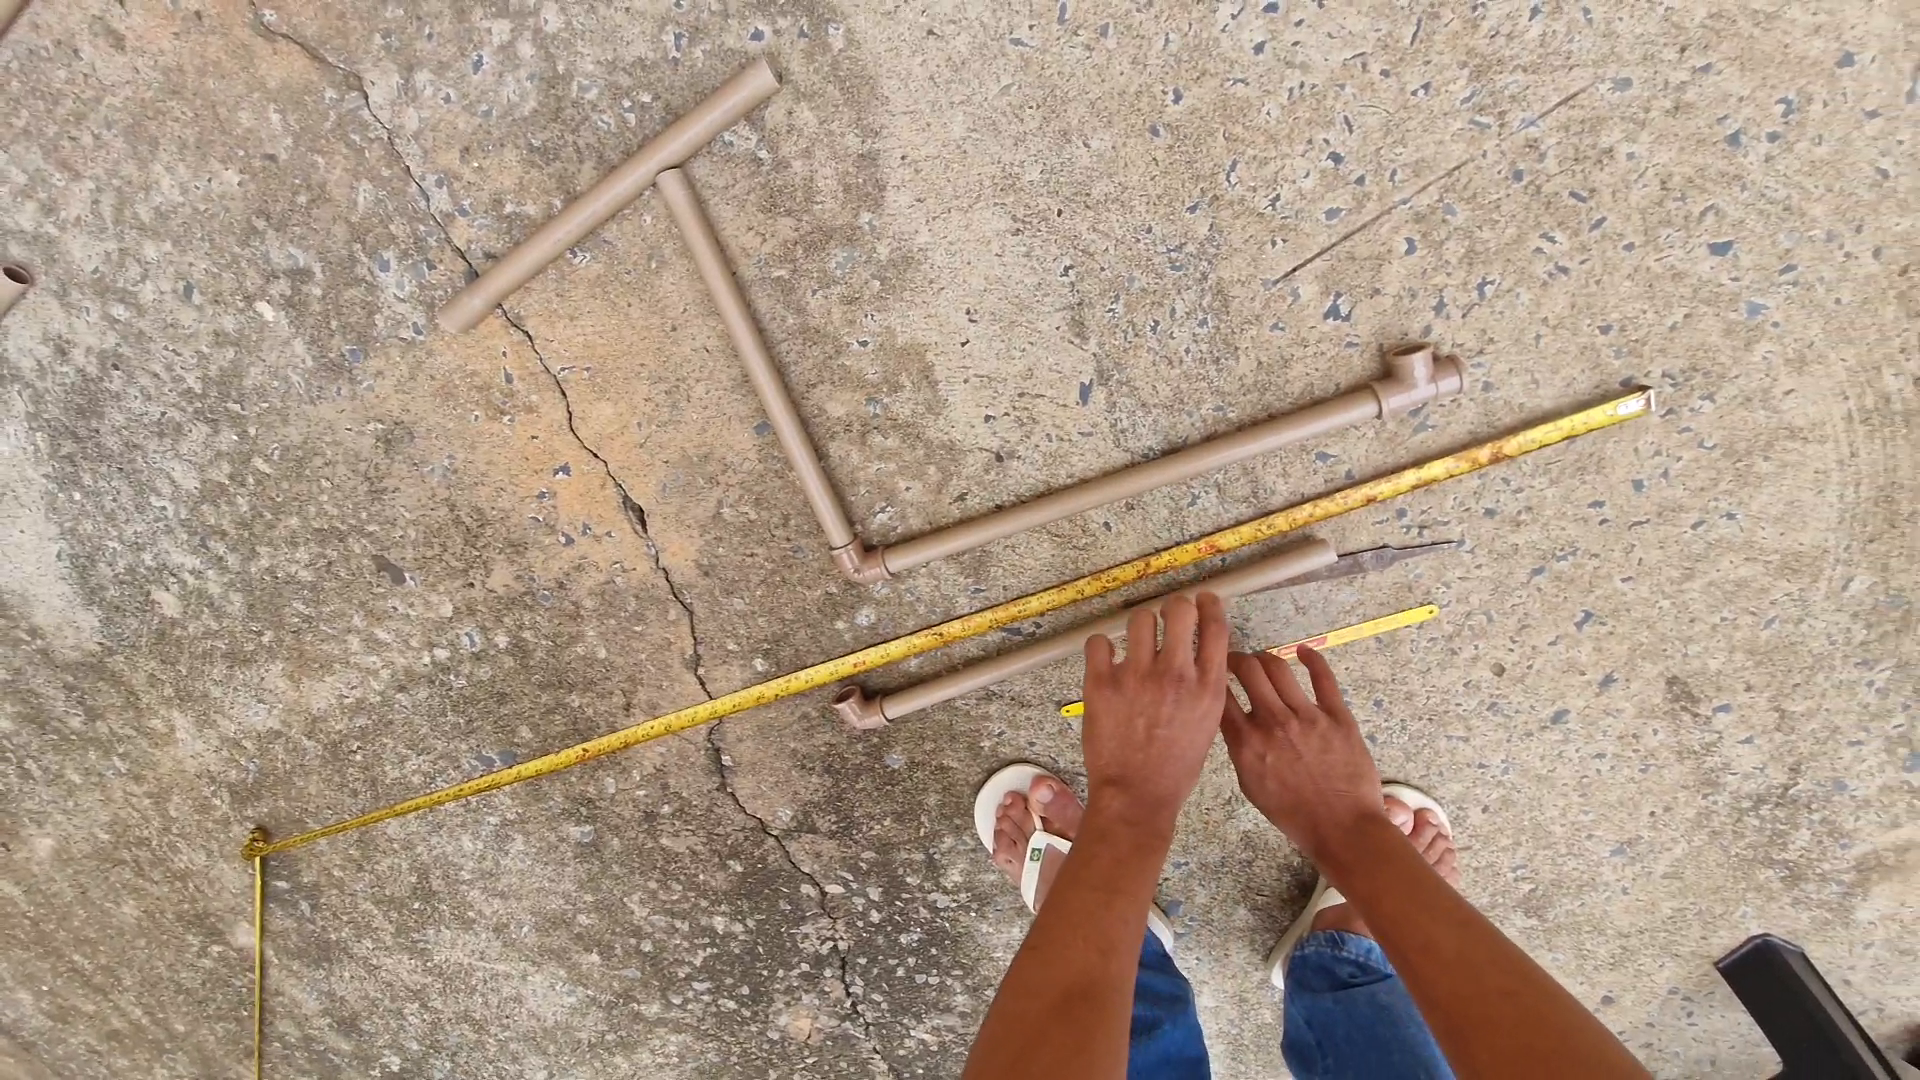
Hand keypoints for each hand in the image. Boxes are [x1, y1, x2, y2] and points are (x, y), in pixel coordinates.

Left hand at [1079, 592, 1229, 827]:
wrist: (1137, 796)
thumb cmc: (1175, 767)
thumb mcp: (1207, 724)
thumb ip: (1205, 686)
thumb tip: (1198, 653)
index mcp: (1207, 687)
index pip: (1215, 626)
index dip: (1208, 605)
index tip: (1202, 599)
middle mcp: (1175, 675)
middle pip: (1179, 610)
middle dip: (1174, 607)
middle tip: (1166, 616)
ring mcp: (1137, 676)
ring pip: (1139, 619)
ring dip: (1140, 626)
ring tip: (1137, 641)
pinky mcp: (1101, 683)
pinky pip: (1098, 642)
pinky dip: (1101, 647)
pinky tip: (1106, 659)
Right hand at [1221, 646, 1382, 863]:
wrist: (1343, 829)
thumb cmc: (1292, 814)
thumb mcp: (1250, 785)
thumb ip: (1238, 750)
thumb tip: (1232, 722)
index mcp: (1247, 742)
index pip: (1221, 695)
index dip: (1214, 677)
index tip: (1213, 672)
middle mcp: (1273, 722)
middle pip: (1247, 670)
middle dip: (1237, 659)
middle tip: (1236, 661)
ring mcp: (1307, 716)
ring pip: (1278, 667)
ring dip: (1265, 658)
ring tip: (1262, 660)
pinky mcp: (1338, 716)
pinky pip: (1323, 678)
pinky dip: (1312, 658)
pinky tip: (1303, 651)